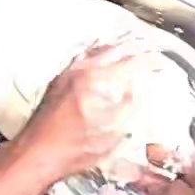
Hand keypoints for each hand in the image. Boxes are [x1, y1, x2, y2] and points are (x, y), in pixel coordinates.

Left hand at [4, 40, 154, 189]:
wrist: (35, 154)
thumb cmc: (72, 150)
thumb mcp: (110, 135)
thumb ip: (126, 107)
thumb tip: (136, 87)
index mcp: (97, 82)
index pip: (129, 64)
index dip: (147, 61)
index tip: (159, 60)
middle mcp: (81, 71)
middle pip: (112, 50)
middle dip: (132, 46)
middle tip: (147, 42)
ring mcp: (68, 73)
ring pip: (96, 50)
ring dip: (114, 45)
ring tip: (127, 41)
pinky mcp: (58, 80)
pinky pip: (82, 56)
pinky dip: (95, 50)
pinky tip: (97, 52)